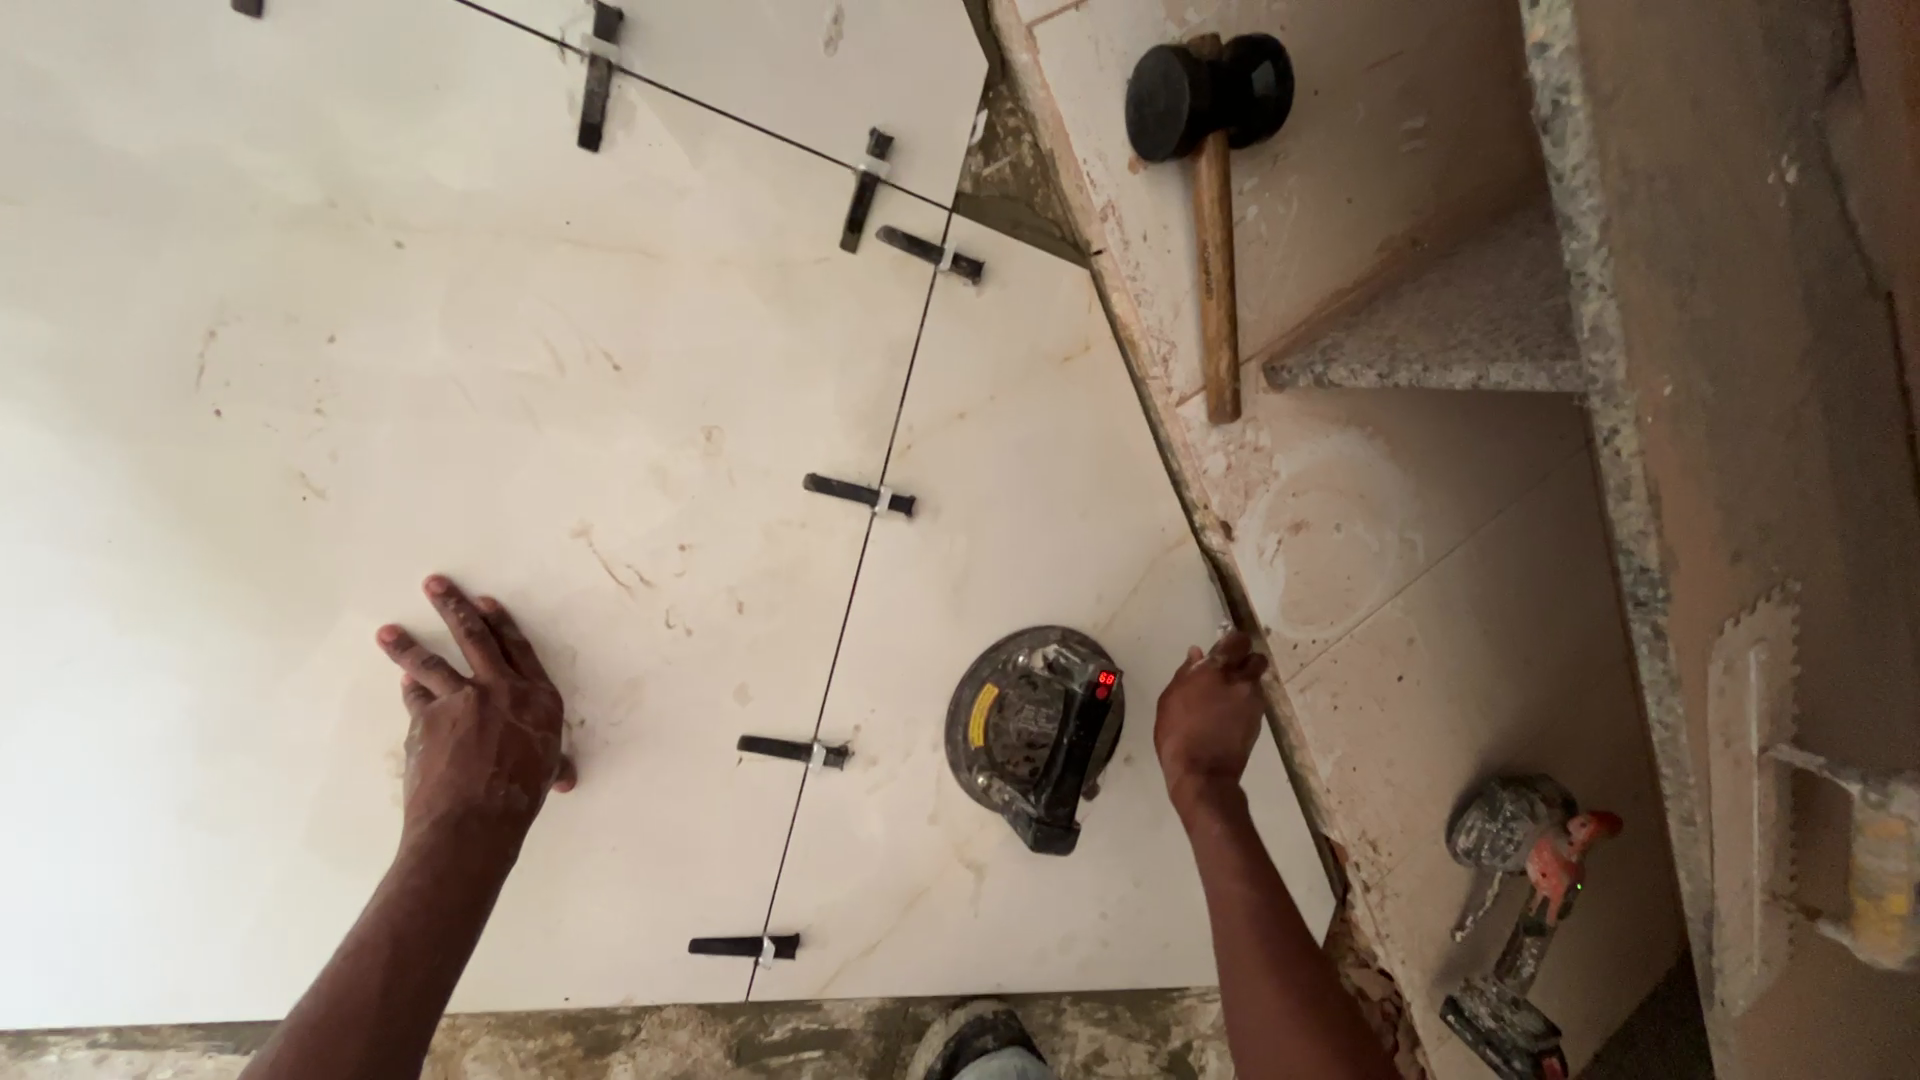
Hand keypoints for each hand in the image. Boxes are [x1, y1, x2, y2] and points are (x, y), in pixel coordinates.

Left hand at [376, 575, 575, 854]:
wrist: (476, 818)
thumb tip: (566, 779)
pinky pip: (417, 698)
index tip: (485, 601)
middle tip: (435, 584)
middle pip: (476, 638)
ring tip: (387, 630)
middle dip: (454, 607)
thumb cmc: (521, 795)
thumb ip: (553, 764)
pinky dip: (410, 688)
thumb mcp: (546, 771)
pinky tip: (402, 680)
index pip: (518, 648)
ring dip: (408, 644)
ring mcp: (461, 701)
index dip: (501, 622)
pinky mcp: (427, 719)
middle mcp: (502, 689)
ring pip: (433, 662)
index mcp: (538, 698)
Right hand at [1154, 631, 1270, 812]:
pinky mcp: (1259, 721)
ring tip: (1225, 696)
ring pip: (1256, 681)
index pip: (1236, 641)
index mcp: (1215, 671)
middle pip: (1256, 658)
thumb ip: (1186, 674)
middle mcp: (1240, 681)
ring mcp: (1253, 702)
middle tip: (1229, 669)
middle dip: (1245, 660)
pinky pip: (1254, 700)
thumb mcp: (1170, 699)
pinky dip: (1244, 701)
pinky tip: (1228, 714)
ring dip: (1244, 682)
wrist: (1202, 773)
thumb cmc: (1176, 734)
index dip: (1232, 641)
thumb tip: (1197, 655)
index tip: (1223, 648)